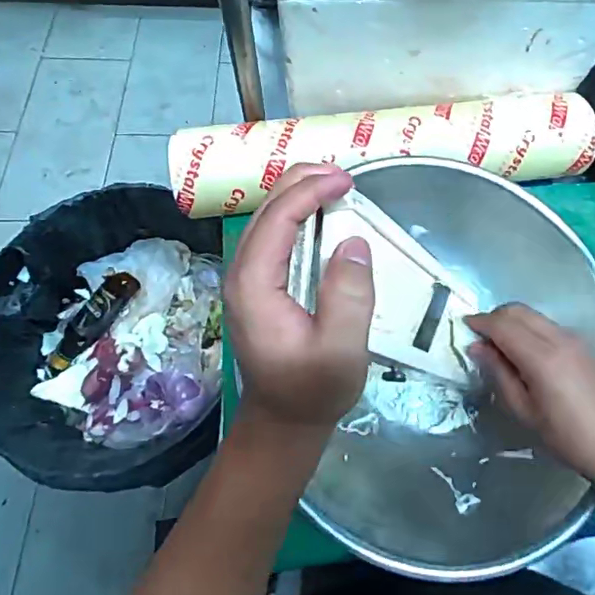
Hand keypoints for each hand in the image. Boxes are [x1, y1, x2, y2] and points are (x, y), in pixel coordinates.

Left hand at [224, 164, 374, 434]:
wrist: (283, 419)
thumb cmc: (312, 389)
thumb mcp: (341, 352)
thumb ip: (348, 298)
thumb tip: (353, 242)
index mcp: (254, 284)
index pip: (278, 219)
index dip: (310, 191)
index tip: (347, 180)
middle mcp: (241, 272)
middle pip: (266, 209)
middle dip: (302, 182)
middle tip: (344, 175)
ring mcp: (245, 276)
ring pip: (267, 217)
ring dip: (298, 193)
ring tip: (336, 184)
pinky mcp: (256, 282)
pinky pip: (273, 234)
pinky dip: (296, 212)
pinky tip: (320, 211)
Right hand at [467, 303, 594, 476]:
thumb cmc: (568, 437)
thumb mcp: (524, 411)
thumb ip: (499, 373)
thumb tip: (478, 348)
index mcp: (541, 357)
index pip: (502, 325)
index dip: (480, 323)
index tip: (464, 328)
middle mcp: (558, 338)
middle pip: (517, 311)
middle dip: (494, 317)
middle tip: (480, 338)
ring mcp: (573, 339)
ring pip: (532, 315)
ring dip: (511, 321)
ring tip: (500, 347)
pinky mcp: (582, 345)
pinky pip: (546, 324)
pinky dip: (528, 327)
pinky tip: (524, 352)